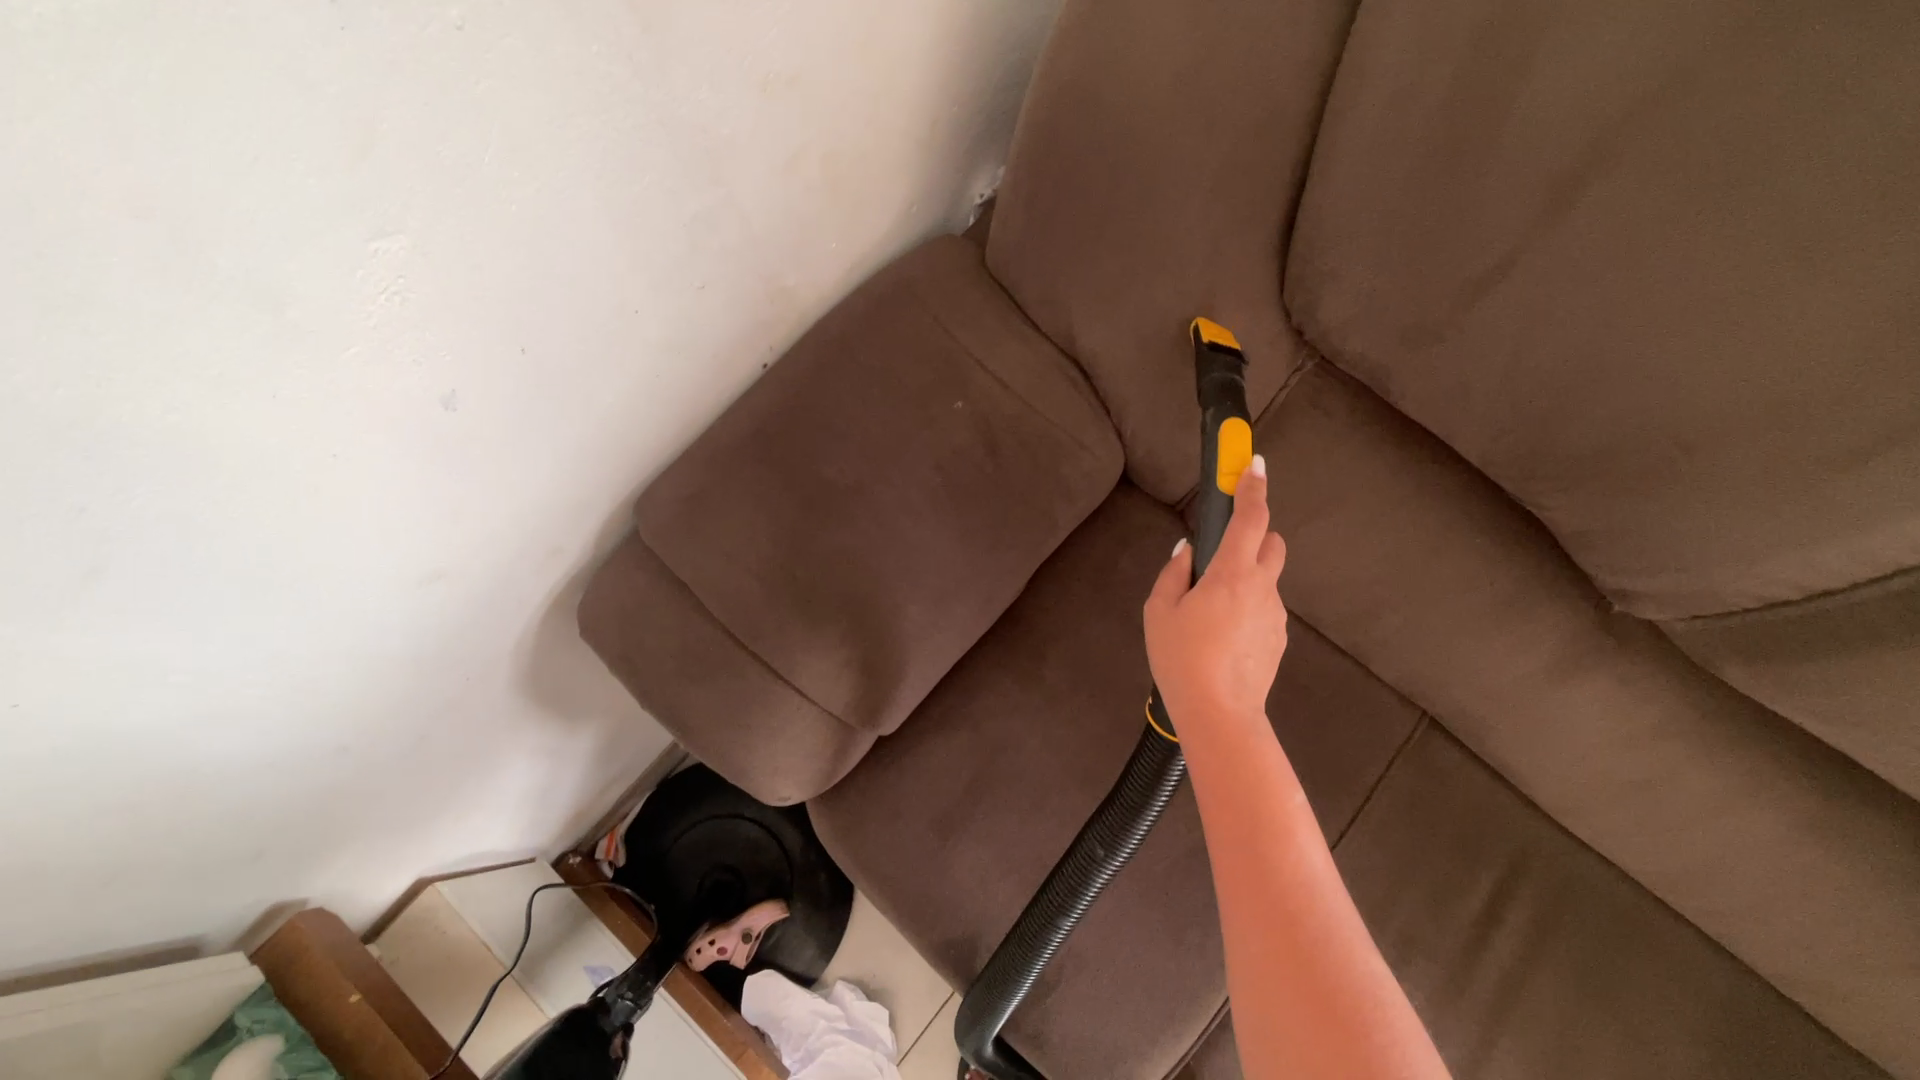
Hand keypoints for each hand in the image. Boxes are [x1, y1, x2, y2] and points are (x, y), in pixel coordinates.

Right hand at [1144, 454, 1288, 728]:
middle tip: (1221, 553)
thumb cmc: (1182, 659)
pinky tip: (1222, 640)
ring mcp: (1275, 614)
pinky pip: (1263, 610)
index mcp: (1231, 573)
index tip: (1252, 462)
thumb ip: (1174, 575)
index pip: (1250, 517)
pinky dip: (1246, 610)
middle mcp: (1261, 587)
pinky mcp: (1279, 639)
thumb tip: (1187, 552)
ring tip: (1210, 615)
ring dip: (1245, 580)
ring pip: (1266, 580)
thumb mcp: (1159, 612)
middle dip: (1254, 534)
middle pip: (1271, 541)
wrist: (1220, 714)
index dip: (1251, 486)